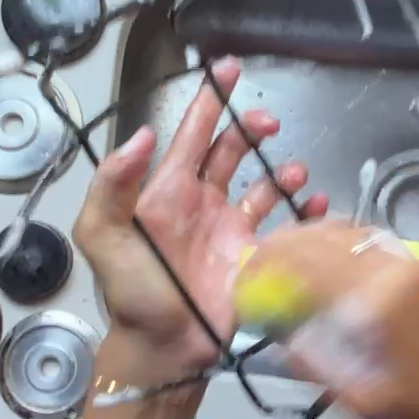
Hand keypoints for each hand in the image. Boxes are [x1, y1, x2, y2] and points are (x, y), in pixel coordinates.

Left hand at [74, 58, 328, 381]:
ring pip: (262, 184)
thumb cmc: (133, 294)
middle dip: (249, 129)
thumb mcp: (103, 237)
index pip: (190, 136)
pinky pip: (284, 225)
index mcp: (166, 192)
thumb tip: (141, 136)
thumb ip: (112, 186)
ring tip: (293, 172)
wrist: (165, 348)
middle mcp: (201, 203)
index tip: (227, 70)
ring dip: (280, 171)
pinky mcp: (254, 255)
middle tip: (267, 123)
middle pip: (230, 152)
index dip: (208, 102)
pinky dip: (304, 212)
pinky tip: (315, 205)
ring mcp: (230, 229)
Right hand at [239, 220, 418, 418]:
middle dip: (282, 246)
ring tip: (278, 254)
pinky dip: (336, 238)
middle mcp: (391, 271)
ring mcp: (407, 264)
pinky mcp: (416, 267)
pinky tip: (319, 252)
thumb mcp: (360, 401)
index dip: (269, 266)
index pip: (307, 266)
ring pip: (345, 230)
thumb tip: (278, 333)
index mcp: (375, 303)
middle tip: (255, 262)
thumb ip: (315, 363)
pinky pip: (367, 238)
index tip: (244, 276)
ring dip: (307, 237)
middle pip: (323, 239)